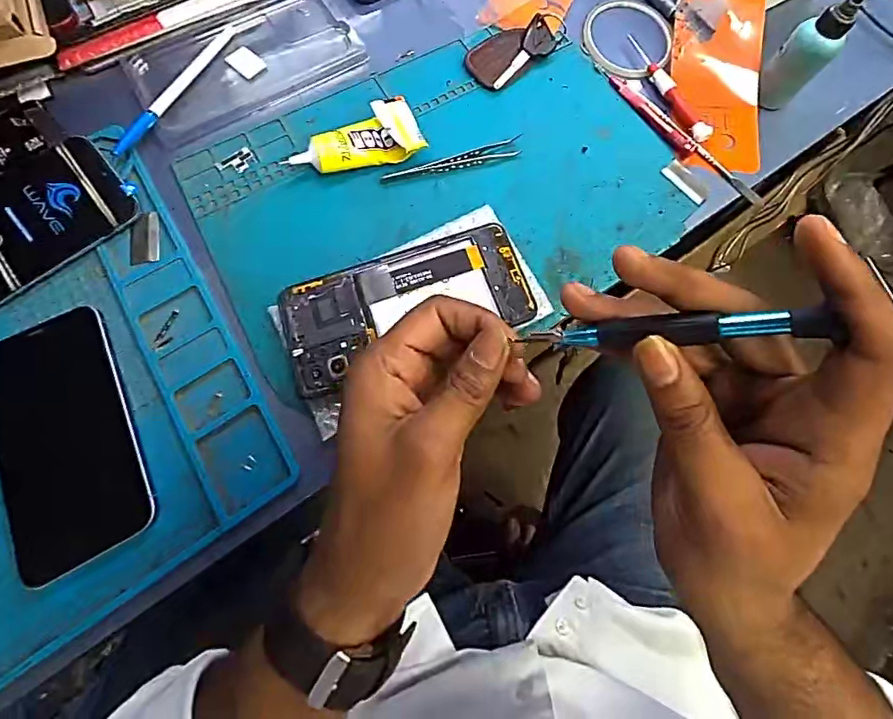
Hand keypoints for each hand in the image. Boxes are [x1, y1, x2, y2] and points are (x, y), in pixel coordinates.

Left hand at [293, 297, 541, 645]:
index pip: (436, 312)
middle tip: (524, 377)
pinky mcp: (425, 418)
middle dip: (492, 346)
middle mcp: (394, 371)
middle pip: (451, 332)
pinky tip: (514, 400)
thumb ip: (466, 387)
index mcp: (382, 367)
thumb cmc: (389, 517)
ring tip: (527, 391)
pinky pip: (461, 386)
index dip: (478, 322)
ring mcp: (410, 395)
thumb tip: (499, 335)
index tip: (513, 350)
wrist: (365, 580)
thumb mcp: (432, 447)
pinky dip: (489, 388)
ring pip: (461, 358)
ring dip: (496, 367)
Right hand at [559, 217, 892, 634]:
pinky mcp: (711, 394)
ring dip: (642, 311)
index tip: (814, 232)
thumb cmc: (742, 569)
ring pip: (702, 329)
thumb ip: (688, 422)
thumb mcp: (717, 503)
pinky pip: (673, 353)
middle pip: (751, 320)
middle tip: (627, 266)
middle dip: (687, 290)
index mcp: (835, 431)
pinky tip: (594, 327)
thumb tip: (653, 346)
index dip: (851, 287)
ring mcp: (750, 391)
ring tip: (585, 298)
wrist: (720, 597)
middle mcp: (797, 397)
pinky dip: (633, 340)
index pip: (870, 348)